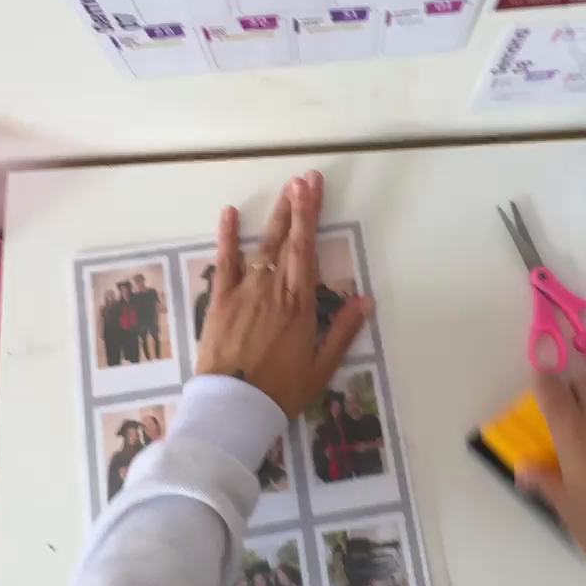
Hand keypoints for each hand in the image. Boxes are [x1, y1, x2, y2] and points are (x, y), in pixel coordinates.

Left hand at [197, 171, 372, 417]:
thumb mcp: (320, 366)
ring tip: (285, 190)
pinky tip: (230, 212)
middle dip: (298, 207)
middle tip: (305, 178)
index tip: (313, 189)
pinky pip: (224, 262)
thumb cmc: (281, 391)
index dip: (311, 217)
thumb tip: (365, 299)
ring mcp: (244, 291)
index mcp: (299, 304)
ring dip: (275, 216)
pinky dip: (227, 236)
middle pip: (288, 241)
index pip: (307, 250)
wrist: (233, 408)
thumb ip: (342, 331)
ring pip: (262, 246)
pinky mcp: (220, 300)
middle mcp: (273, 290)